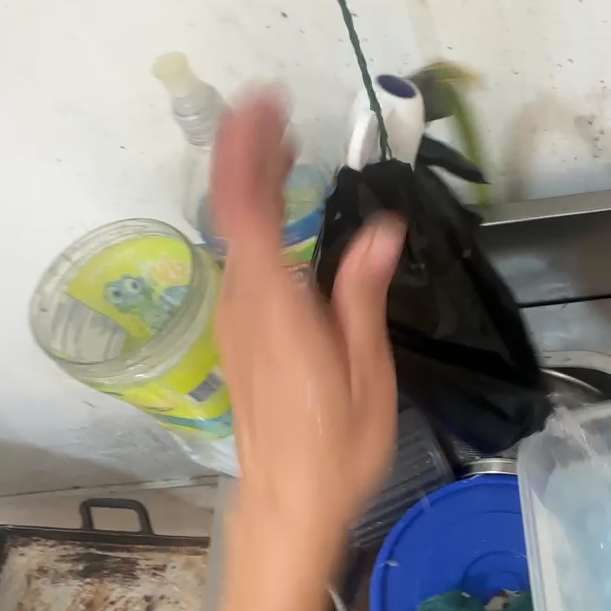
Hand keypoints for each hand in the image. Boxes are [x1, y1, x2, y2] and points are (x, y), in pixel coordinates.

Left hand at [210, 89, 405, 550]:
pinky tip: (277, 223)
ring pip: (231, 237)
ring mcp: (235, 325)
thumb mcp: (367, 375)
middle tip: (278, 114)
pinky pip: (239, 266)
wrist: (289, 504)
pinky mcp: (239, 342)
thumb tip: (380, 232)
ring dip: (249, 187)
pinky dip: (251, 226)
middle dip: (246, 154)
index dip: (250, 150)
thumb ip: (362, 297)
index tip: (270, 106)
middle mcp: (244, 308)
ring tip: (283, 153)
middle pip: (230, 213)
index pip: (246, 210)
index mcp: (277, 311)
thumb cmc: (337, 449)